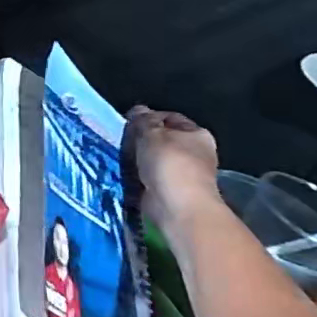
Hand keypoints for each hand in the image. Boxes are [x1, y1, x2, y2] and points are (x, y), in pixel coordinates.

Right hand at [126, 105, 220, 225]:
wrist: (177, 207)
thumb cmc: (169, 163)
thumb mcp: (151, 133)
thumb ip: (143, 120)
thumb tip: (138, 110)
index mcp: (197, 134)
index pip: (170, 118)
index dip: (149, 117)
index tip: (129, 123)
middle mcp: (195, 154)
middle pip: (163, 140)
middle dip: (142, 141)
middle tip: (122, 141)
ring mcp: (184, 175)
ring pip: (155, 160)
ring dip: (139, 160)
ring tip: (119, 158)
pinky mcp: (171, 193)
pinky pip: (150, 179)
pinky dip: (138, 178)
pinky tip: (124, 175)